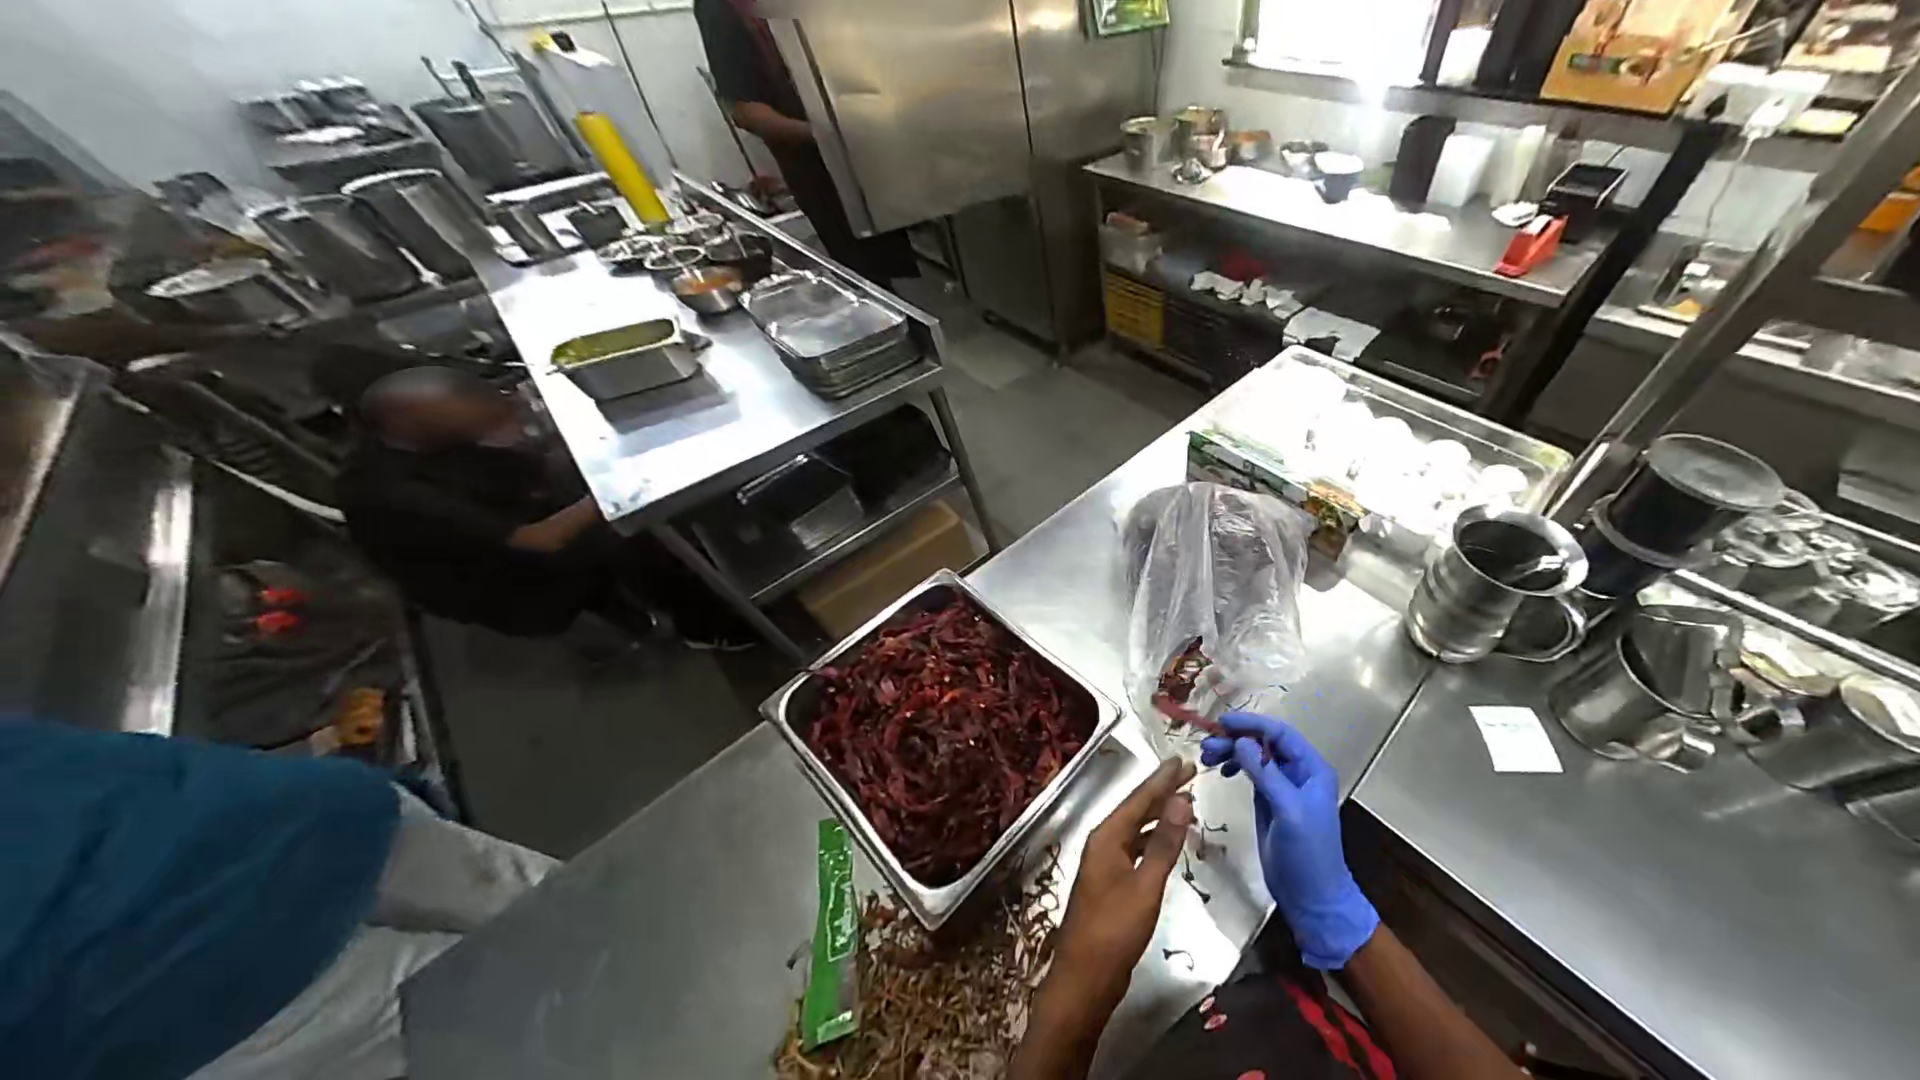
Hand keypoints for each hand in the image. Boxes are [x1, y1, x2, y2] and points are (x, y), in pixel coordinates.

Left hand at [1018, 757, 1194, 1071]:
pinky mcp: (1111, 882)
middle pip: (1135, 809)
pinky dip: (1153, 839)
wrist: (1084, 977)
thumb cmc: (1114, 930)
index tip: (1183, 760)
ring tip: (1185, 803)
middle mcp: (1102, 842)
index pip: (1138, 799)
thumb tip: (1180, 800)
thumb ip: (1163, 844)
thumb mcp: (1145, 886)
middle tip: (1189, 774)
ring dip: (1158, 815)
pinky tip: (1167, 842)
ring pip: (1135, 828)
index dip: (1162, 779)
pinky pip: (1134, 847)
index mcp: (1106, 837)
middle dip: (1161, 792)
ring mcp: (1104, 862)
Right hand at [1200, 712, 1377, 968]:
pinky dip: (1234, 766)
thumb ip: (1265, 774)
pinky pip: (1250, 772)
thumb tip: (1240, 741)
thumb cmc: (1307, 853)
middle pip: (1263, 743)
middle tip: (1206, 746)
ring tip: (1206, 757)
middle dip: (1235, 740)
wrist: (1313, 897)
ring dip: (1230, 751)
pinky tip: (1221, 770)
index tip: (1222, 723)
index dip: (1251, 724)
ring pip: (1254, 756)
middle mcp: (1298, 772)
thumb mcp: (1287, 810)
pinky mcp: (1269, 800)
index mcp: (1311, 769)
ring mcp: (1283, 786)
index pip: (1279, 734)